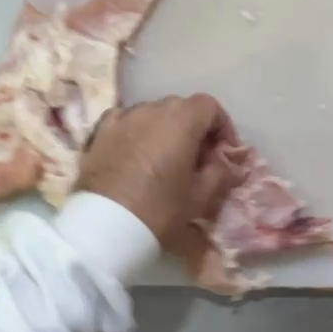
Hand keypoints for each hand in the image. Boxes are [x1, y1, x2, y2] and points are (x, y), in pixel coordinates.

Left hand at [77, 95, 236, 248]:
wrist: (105, 225)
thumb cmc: (159, 209)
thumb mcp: (199, 197)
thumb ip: (221, 174)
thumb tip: (231, 166)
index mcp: (181, 120)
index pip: (210, 106)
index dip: (222, 127)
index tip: (224, 153)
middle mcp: (152, 109)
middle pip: (181, 108)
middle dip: (194, 129)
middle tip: (198, 159)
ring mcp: (123, 117)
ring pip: (152, 113)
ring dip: (165, 129)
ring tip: (166, 158)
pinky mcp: (100, 131)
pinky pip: (126, 121)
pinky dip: (136, 131)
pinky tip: (136, 153)